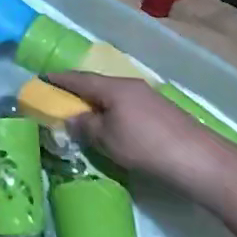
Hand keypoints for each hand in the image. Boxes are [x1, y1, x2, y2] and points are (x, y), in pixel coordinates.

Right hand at [47, 72, 232, 186]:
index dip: (60, 79)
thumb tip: (72, 117)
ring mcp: (147, 97)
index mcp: (114, 87)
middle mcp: (130, 85)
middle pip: (97, 85)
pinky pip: (125, 104)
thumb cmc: (144, 145)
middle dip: (78, 90)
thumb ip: (85, 125)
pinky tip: (111, 122)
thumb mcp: (107, 138)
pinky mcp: (158, 111)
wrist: (194, 157)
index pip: (80, 79)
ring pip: (113, 95)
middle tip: (60, 97)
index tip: (42, 79)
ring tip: (83, 112)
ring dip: (96, 102)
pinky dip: (111, 110)